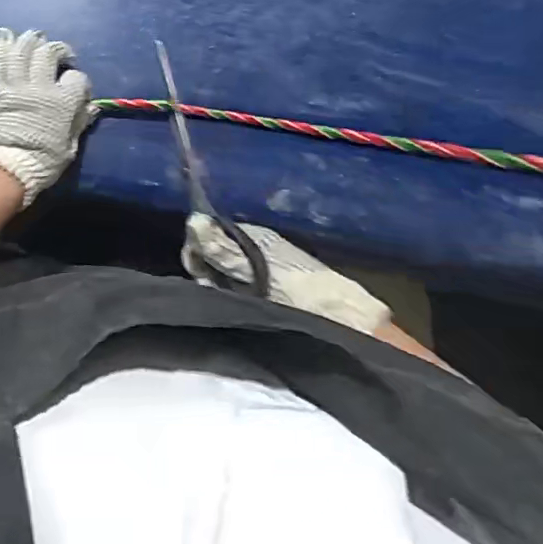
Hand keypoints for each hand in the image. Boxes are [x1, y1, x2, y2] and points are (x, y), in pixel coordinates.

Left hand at [0, 28, 90, 207]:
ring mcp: (17, 86)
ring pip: (22, 52)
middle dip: (55, 49)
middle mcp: (41, 88)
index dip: (77, 79)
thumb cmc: (43, 160)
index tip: (74, 84)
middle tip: (56, 52)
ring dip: (28, 40)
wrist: (8, 166)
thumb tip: (91, 107)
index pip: (76, 78)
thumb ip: (79, 122)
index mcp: (63, 102)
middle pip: (48, 55)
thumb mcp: (70, 144)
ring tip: (33, 37)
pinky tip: (2, 33)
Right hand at [182, 215, 392, 333]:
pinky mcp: (269, 286)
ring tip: (227, 301)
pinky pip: (233, 283)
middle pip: (212, 251)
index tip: (198, 273)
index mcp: (254, 234)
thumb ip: (222, 248)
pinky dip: (229, 293)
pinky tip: (237, 305)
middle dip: (206, 269)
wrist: (349, 324)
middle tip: (213, 290)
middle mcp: (256, 245)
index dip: (196, 250)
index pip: (207, 231)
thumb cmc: (300, 293)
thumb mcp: (255, 270)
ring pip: (221, 268)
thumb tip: (192, 219)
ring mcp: (263, 266)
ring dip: (217, 284)